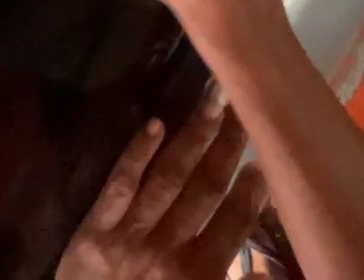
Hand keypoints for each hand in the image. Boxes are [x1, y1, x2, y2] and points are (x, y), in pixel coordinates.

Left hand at [57, 101, 267, 279]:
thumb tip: (268, 271)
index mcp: (200, 279)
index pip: (234, 225)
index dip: (252, 190)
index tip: (266, 156)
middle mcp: (169, 252)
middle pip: (204, 189)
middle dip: (226, 147)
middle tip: (242, 107)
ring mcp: (130, 236)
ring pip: (169, 177)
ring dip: (192, 137)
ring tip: (211, 101)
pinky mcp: (94, 231)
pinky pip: (119, 185)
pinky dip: (137, 154)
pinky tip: (154, 124)